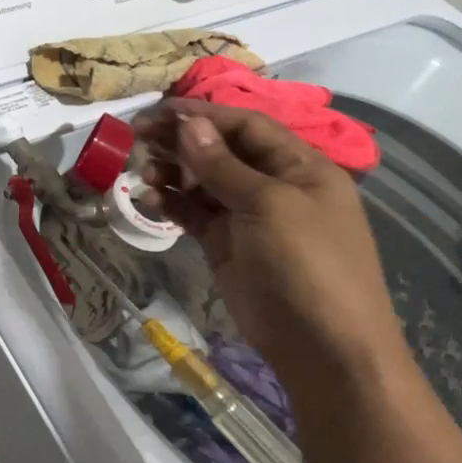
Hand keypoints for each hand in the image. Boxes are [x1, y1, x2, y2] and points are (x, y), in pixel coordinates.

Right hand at [135, 99, 408, 385]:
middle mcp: (275, 186)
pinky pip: (193, 212)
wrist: (325, 350)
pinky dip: (170, 203)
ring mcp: (249, 216)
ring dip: (171, 171)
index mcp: (301, 168)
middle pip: (220, 149)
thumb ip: (223, 164)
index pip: (246, 125)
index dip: (203, 115)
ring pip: (201, 180)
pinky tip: (149, 201)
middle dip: (180, 141)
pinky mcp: (226, 244)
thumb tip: (188, 124)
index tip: (158, 112)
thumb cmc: (308, 265)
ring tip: (143, 174)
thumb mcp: (269, 205)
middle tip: (137, 138)